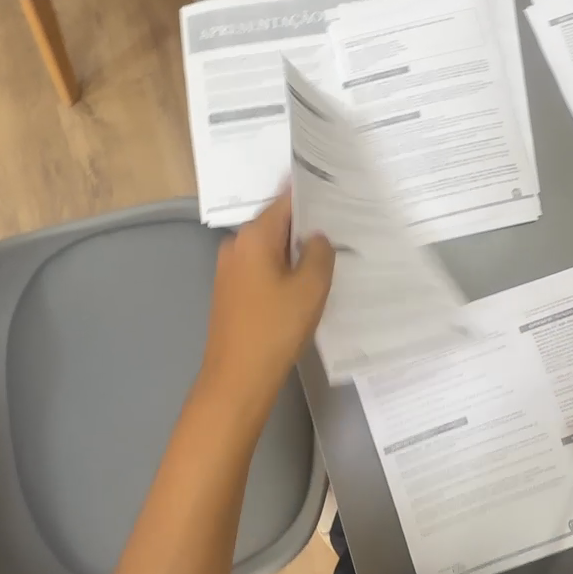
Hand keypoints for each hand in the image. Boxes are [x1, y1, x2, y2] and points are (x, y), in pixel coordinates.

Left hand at [195, 194, 335, 413]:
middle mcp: (236, 245)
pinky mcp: (231, 291)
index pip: (286, 201)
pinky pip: (262, 268)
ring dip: (295, 252)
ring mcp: (229, 269)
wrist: (237, 378)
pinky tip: (304, 284)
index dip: (313, 197)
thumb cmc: (275, 328)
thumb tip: (317, 237)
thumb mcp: (311, 287)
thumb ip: (319, 252)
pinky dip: (282, 270)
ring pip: (270, 249)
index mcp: (253, 236)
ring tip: (329, 258)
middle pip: (277, 224)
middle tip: (342, 229)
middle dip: (306, 227)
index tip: (339, 195)